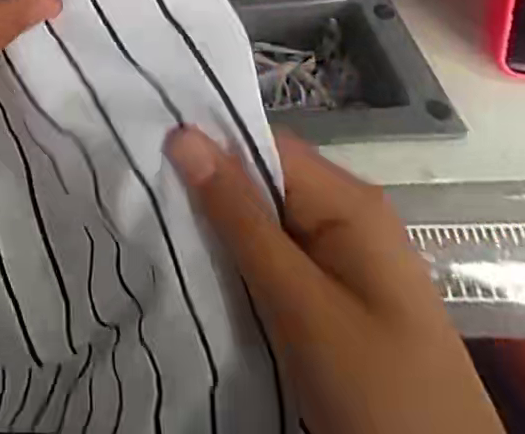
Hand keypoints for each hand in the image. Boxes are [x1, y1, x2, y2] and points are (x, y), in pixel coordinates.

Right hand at [167, 127, 503, 433]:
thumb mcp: (299, 302)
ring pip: (267, 222)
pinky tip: (207, 273)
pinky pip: (279, 258)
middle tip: (146, 198)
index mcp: (348, 201)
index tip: (149, 153)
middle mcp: (348, 215)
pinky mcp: (336, 293)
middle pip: (265, 180)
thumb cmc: (378, 388)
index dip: (210, 145)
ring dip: (223, 229)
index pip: (265, 145)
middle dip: (211, 190)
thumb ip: (240, 218)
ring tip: (162, 230)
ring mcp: (345, 256)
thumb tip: (184, 136)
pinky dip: (243, 261)